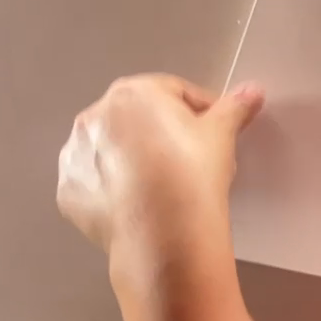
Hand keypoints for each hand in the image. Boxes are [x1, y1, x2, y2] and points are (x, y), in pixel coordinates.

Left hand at [57, 73, 263, 275]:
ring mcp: (73, 155)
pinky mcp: (67, 191)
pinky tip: (142, 201)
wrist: (163, 232)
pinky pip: (97, 179)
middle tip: (193, 157)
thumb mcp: (223, 134)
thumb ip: (235, 106)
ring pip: (113, 147)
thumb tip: (252, 89)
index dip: (201, 110)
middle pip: (138, 116)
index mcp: (133, 93)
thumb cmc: (193, 170)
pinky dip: (116, 185)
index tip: (217, 133)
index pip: (174, 91)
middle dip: (163, 130)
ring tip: (165, 182)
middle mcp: (94, 116)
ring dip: (135, 156)